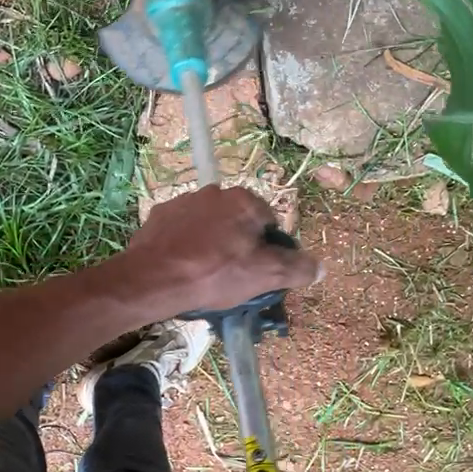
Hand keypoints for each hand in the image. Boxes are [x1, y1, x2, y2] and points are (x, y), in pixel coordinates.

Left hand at [119, 186, 321, 318]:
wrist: (153, 278)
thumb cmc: (214, 273)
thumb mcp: (266, 274)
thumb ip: (297, 267)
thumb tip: (319, 266)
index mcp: (244, 200)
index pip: (269, 223)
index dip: (269, 250)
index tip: (259, 273)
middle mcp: (213, 193)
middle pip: (238, 223)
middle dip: (239, 247)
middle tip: (234, 278)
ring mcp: (182, 202)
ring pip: (209, 226)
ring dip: (211, 245)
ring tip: (205, 276)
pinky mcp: (158, 217)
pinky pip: (182, 232)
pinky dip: (185, 246)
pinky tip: (183, 268)